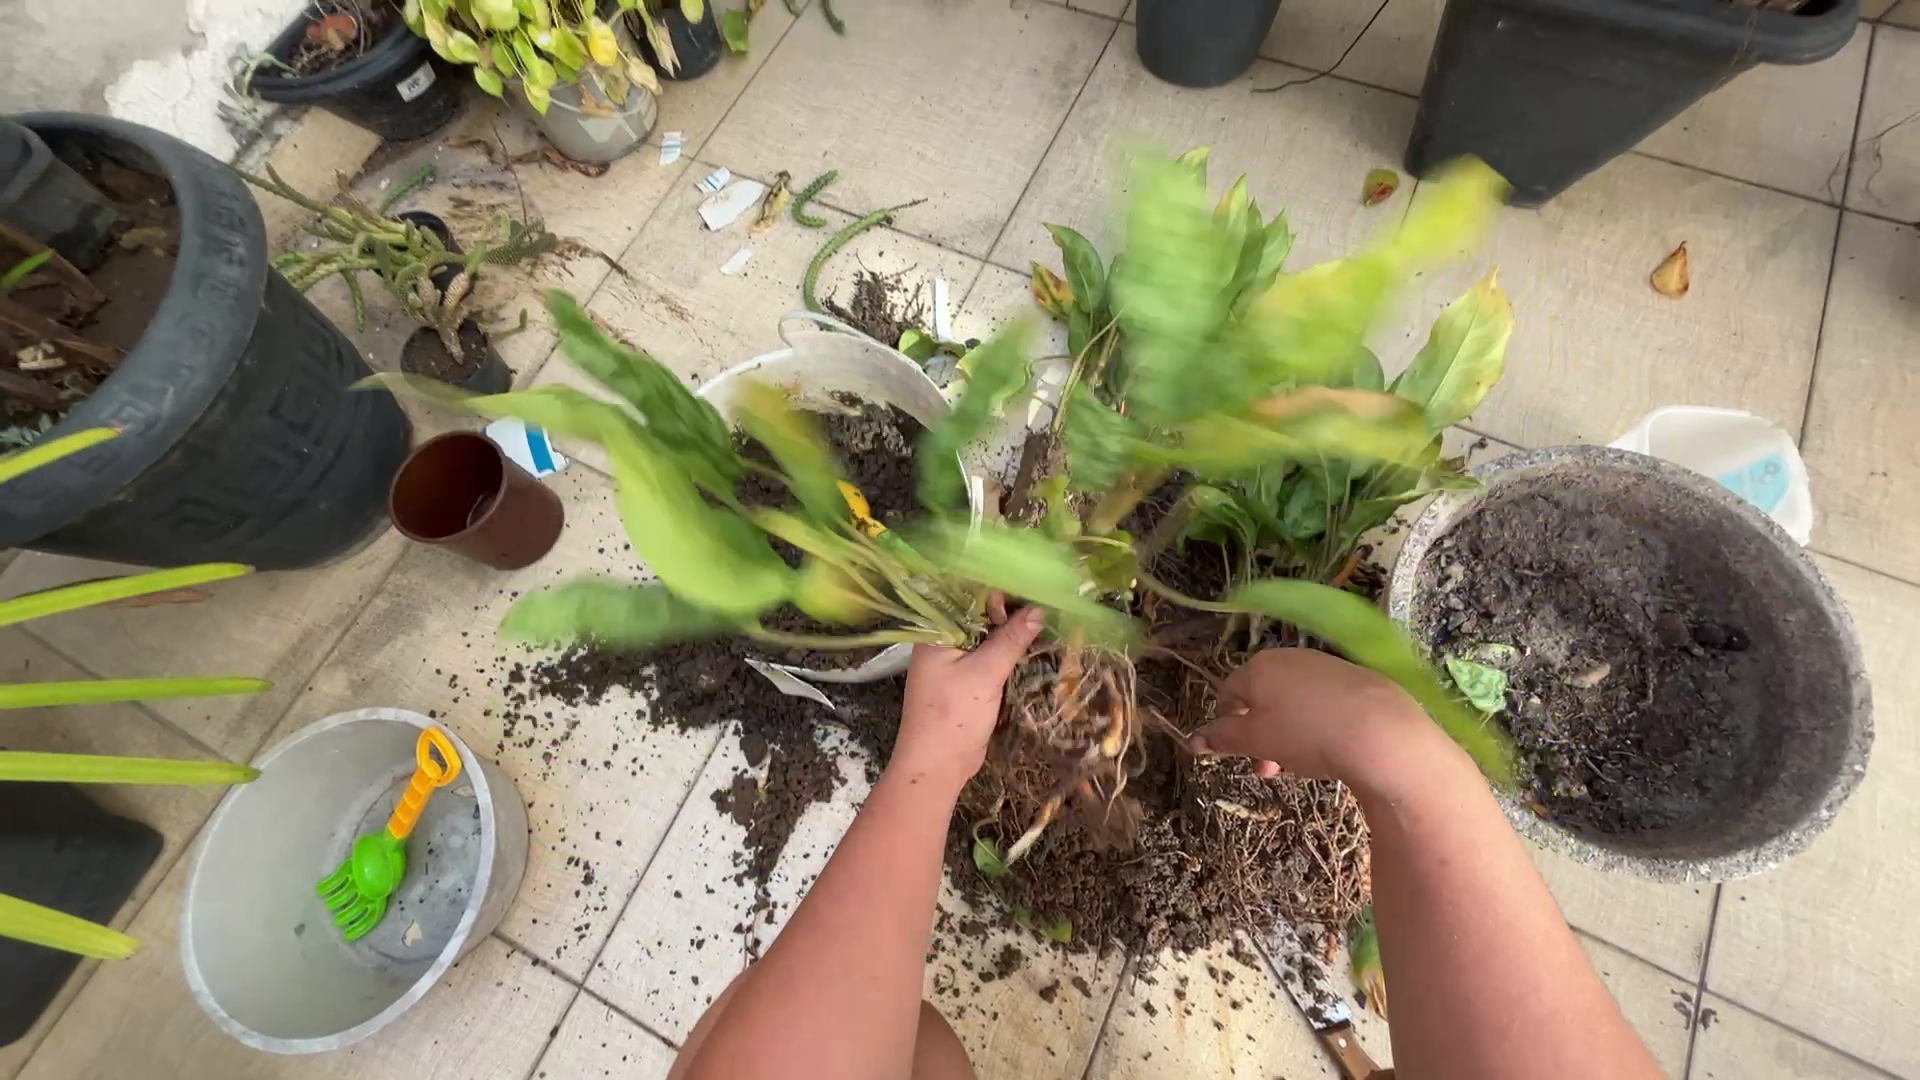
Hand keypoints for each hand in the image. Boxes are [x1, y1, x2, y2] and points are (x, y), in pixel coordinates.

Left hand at [891, 606, 1045, 792]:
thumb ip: (1011, 639)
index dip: (1000, 591)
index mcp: (938, 630)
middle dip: (1011, 609)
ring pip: (988, 634)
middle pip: (980, 613)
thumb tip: (1039, 609)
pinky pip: (990, 654)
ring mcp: (956, 659)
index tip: (1031, 590)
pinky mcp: (968, 678)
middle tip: (1046, 605)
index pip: (969, 595)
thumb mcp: (985, 673)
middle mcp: (945, 639)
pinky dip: (1009, 649)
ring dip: (1013, 629)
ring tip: (1047, 618)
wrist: (937, 766)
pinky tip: (1034, 642)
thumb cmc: (952, 715)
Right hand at [1190, 648, 1432, 782]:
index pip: (1228, 692)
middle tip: (1268, 769)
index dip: (1227, 724)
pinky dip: (1319, 722)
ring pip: (1293, 700)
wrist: (1383, 734)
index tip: (1238, 755)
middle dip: (1259, 734)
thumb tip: (1192, 739)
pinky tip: (1333, 747)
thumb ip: (1222, 738)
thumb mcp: (1256, 741)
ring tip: (1302, 764)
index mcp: (1258, 667)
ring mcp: (1326, 666)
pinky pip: (1325, 701)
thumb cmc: (1306, 734)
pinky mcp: (1359, 679)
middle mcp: (1289, 658)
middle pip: (1261, 696)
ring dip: (1287, 731)